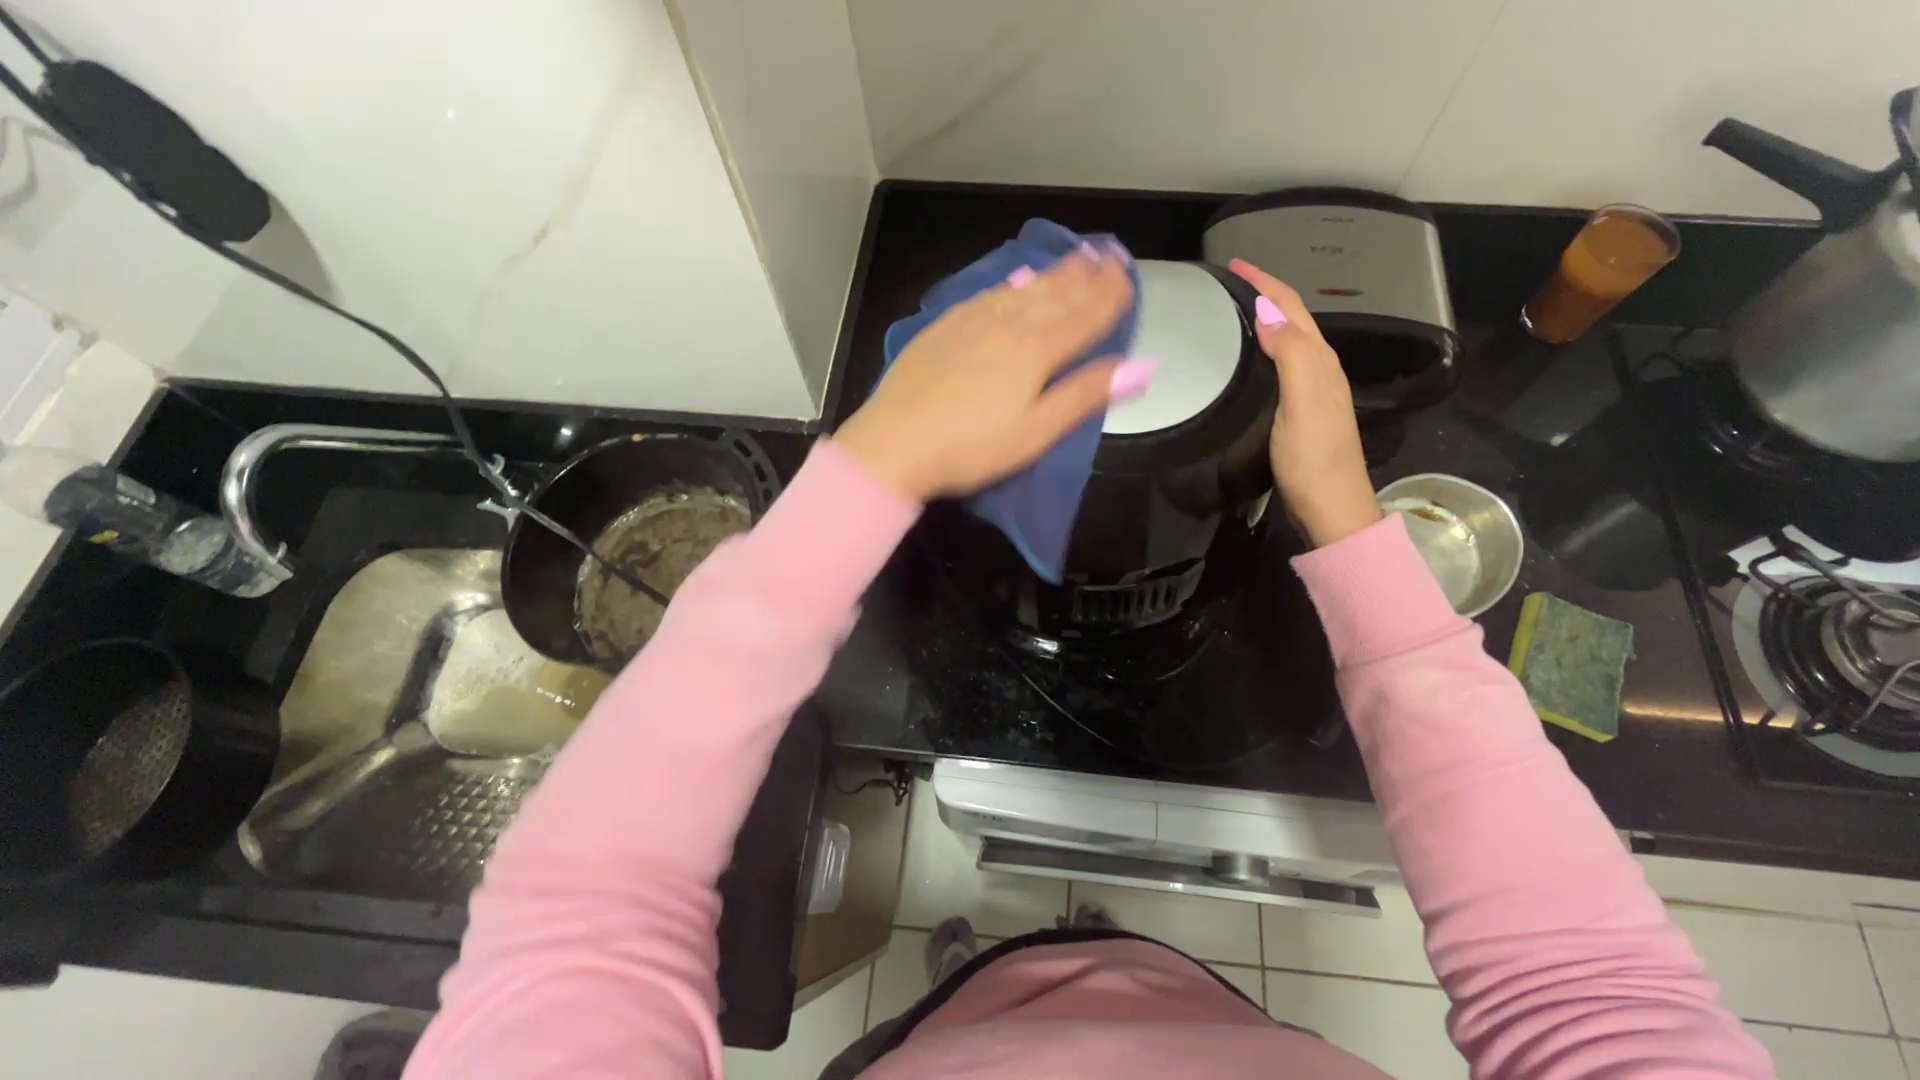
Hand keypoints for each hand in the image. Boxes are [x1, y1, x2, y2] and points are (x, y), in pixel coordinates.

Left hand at [835, 245, 1144, 500]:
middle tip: (1109, 255)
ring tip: (1075, 257)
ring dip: (1053, 274)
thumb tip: (1142, 366)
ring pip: (1022, 290)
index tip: (1129, 277)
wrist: (893, 444)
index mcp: (1036, 351)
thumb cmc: (972, 448)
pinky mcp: (943, 328)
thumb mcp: (1037, 431)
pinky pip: (989, 295)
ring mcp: (971, 322)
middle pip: (1055, 296)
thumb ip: (1086, 394)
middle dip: (1086, 277)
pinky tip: (1016, 281)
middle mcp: (1007, 325)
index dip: (1109, 297)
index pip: (1084, 317)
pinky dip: (1012, 284)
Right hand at [1228, 258, 1381, 546]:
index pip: (1291, 308)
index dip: (1264, 282)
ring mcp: (1313, 389)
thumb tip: (1268, 312)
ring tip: (1235, 307)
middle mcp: (1320, 368)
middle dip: (1264, 292)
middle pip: (1293, 318)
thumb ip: (1291, 355)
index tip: (1233, 265)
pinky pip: (1284, 361)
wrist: (1331, 507)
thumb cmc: (1313, 458)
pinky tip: (1252, 354)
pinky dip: (1266, 344)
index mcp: (1319, 361)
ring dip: (1266, 315)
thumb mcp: (1302, 402)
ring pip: (1289, 338)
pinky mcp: (1301, 409)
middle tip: (1228, 281)